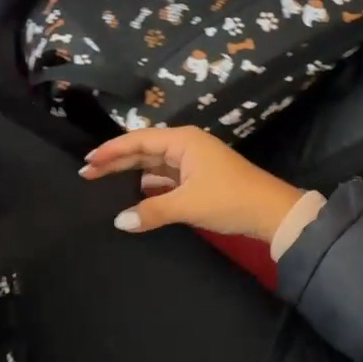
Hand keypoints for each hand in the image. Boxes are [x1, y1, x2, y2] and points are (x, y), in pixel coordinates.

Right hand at [79, 126, 305, 240]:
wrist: (274, 214)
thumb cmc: (230, 199)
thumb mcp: (189, 205)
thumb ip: (152, 210)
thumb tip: (119, 221)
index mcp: (182, 140)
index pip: (137, 140)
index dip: (111, 151)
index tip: (87, 161)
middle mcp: (185, 145)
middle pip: (143, 150)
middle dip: (116, 161)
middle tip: (87, 173)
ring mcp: (193, 162)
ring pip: (154, 164)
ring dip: (131, 173)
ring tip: (104, 184)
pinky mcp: (199, 178)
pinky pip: (165, 177)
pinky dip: (148, 185)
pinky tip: (134, 195)